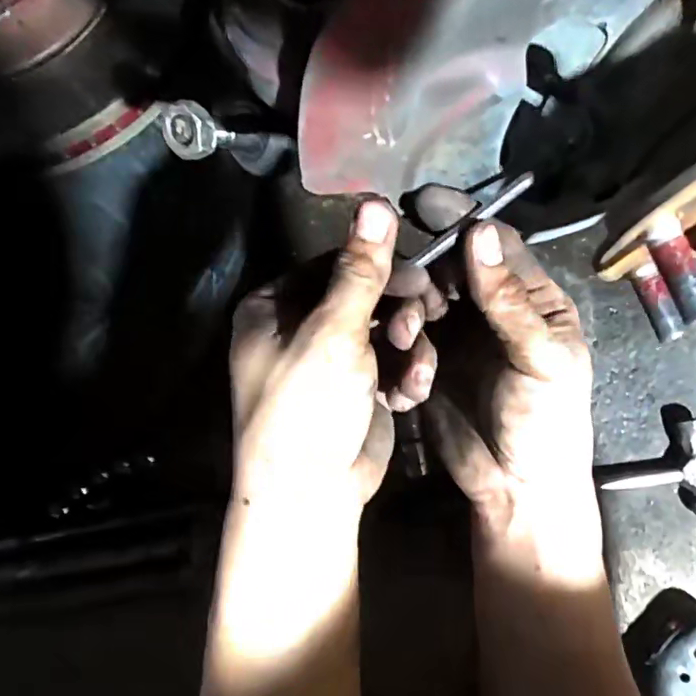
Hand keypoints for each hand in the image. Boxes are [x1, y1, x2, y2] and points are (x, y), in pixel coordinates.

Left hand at [229, 200, 435, 509]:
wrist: (310, 494)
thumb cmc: (307, 405)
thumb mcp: (334, 332)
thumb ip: (359, 270)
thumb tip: (374, 202)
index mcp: (272, 308)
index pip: (331, 264)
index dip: (376, 266)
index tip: (417, 274)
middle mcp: (297, 330)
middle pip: (362, 297)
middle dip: (398, 311)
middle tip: (423, 321)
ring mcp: (328, 363)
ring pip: (384, 331)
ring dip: (407, 347)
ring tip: (413, 370)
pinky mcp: (356, 391)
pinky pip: (389, 365)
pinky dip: (403, 376)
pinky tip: (409, 394)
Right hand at [427, 222, 594, 516]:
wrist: (517, 489)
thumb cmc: (547, 424)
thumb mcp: (542, 361)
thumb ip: (510, 302)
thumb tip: (480, 234)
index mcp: (531, 301)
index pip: (495, 246)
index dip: (462, 221)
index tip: (421, 203)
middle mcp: (490, 312)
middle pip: (448, 271)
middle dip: (425, 275)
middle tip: (407, 288)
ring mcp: (456, 340)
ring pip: (421, 305)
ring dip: (409, 316)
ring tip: (408, 338)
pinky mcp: (428, 368)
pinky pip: (405, 344)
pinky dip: (401, 351)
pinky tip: (410, 374)